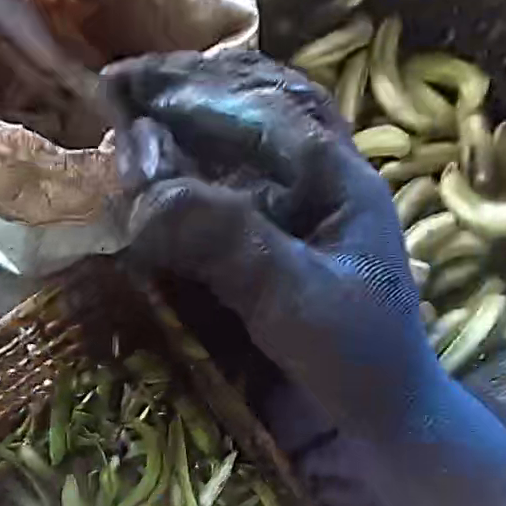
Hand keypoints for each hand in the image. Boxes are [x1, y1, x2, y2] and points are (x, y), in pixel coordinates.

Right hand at [104, 50, 505, 505]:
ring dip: (191, 126)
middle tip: (123, 86)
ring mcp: (303, 216)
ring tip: (136, 117)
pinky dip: (195, 179)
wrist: (382, 419)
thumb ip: (228, 242)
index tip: (124, 87)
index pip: (264, 112)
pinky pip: (234, 197)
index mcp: (342, 182)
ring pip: (247, 146)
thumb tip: (144, 192)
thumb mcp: (297, 299)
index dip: (192, 93)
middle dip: (191, 91)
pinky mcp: (282, 250)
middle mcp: (323, 185)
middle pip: (259, 108)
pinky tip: (162, 179)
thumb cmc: (356, 360)